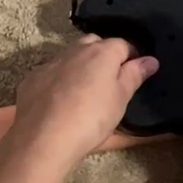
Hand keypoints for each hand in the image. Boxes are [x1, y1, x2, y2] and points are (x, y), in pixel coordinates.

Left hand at [5, 35, 159, 169]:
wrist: (43, 139)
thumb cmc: (91, 118)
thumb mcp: (121, 99)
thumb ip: (134, 75)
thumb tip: (150, 59)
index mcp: (101, 52)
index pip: (123, 44)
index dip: (132, 56)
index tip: (136, 72)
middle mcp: (74, 51)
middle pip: (94, 43)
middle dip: (104, 54)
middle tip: (110, 79)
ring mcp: (50, 64)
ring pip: (70, 57)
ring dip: (80, 66)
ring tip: (85, 91)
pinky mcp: (31, 80)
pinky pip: (51, 74)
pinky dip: (59, 81)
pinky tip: (60, 101)